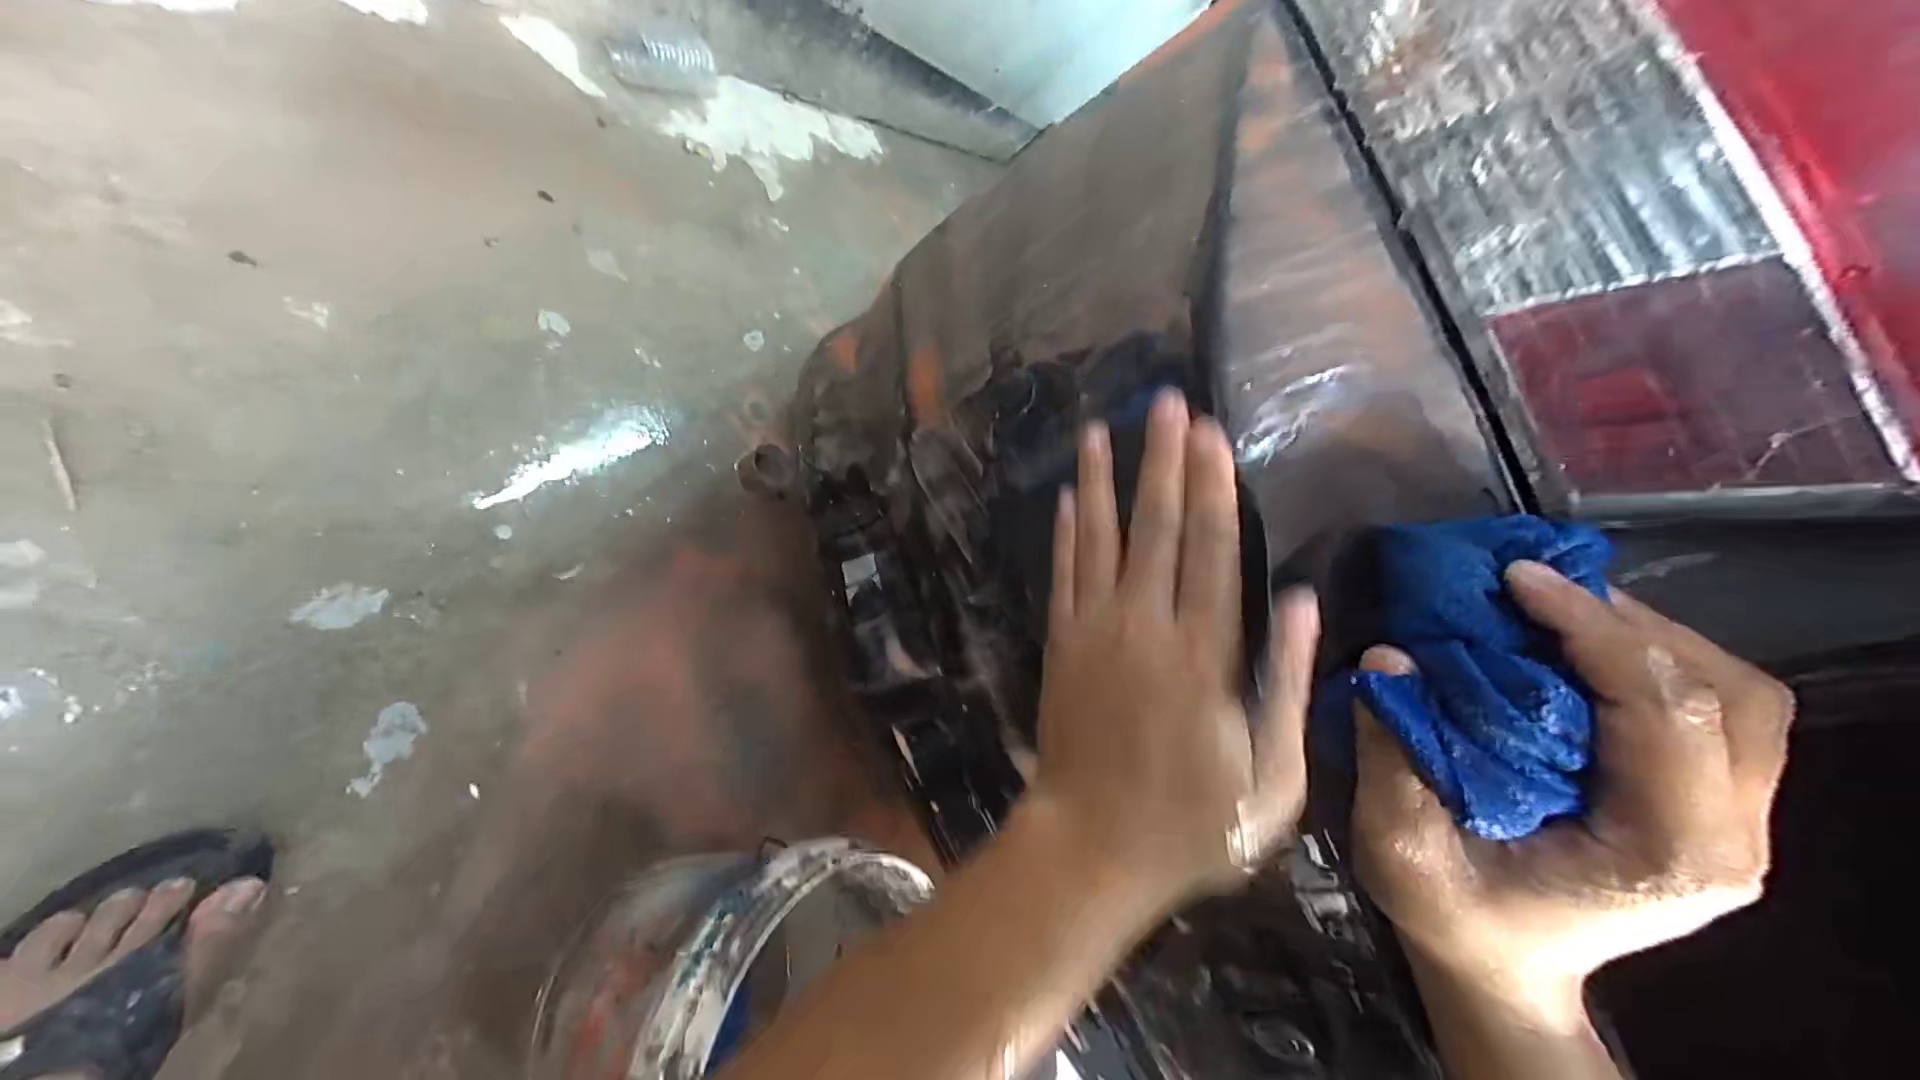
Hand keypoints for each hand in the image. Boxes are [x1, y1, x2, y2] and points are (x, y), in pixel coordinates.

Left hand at [1031, 389, 1320, 909]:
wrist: (1092, 846)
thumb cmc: (1192, 823)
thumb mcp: (1272, 775)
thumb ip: (1286, 682)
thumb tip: (1300, 600)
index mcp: (1204, 654)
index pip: (1212, 550)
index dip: (1213, 488)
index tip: (1212, 434)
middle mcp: (1145, 627)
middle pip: (1156, 529)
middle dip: (1163, 462)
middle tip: (1164, 404)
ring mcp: (1095, 633)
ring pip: (1101, 542)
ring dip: (1104, 482)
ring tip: (1101, 430)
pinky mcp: (1061, 647)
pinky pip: (1063, 578)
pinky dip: (1066, 535)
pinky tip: (1069, 498)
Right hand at [1350, 559, 1794, 1026]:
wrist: (1500, 966)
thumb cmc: (1453, 914)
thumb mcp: (1397, 844)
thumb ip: (1390, 753)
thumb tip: (1390, 656)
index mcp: (1665, 850)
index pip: (1667, 711)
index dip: (1596, 630)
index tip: (1520, 581)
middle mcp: (1726, 835)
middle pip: (1730, 695)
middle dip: (1632, 625)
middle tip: (1536, 591)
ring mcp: (1730, 823)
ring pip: (1737, 697)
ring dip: (1648, 638)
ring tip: (1556, 609)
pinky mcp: (1705, 807)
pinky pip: (1709, 713)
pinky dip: (1650, 663)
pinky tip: (1576, 649)